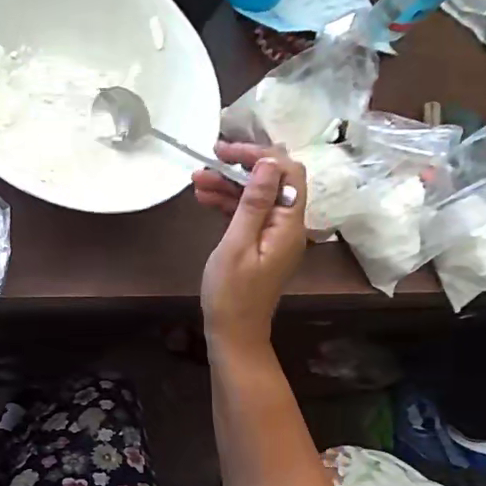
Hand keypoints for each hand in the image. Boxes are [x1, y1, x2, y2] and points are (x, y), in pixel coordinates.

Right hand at [195, 143, 307, 353]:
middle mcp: (288, 225)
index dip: (260, 155)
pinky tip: (204, 198)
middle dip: (241, 168)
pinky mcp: (261, 245)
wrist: (233, 333)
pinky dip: (228, 203)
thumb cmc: (231, 293)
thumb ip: (254, 203)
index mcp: (289, 224)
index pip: (287, 172)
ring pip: (257, 197)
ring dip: (229, 185)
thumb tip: (268, 162)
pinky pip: (249, 215)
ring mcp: (275, 236)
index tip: (227, 152)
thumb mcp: (237, 244)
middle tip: (207, 161)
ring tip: (196, 180)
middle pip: (272, 182)